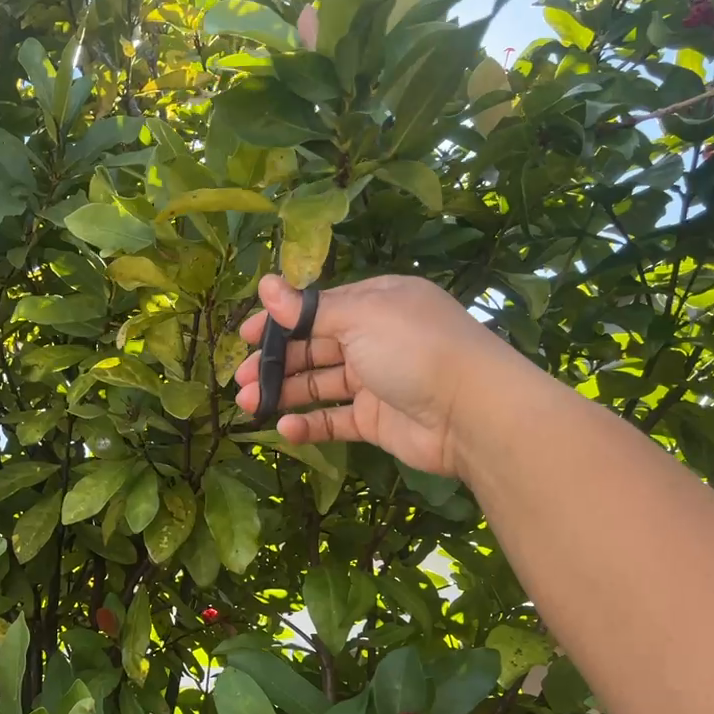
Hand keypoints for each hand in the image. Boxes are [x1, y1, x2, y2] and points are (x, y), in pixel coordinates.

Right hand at [233, 274, 532, 477]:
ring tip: (249, 404)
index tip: (245, 337)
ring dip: (283, 393)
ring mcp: (376, 381)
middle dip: (276, 362)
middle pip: (314, 348)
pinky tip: (286, 428)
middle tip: (240, 379)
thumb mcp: (360, 317)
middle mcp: (376, 339)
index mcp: (377, 304)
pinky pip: (334, 419)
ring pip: (319, 385)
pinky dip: (309, 424)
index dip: (281, 323)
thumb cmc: (415, 349)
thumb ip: (309, 310)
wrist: (472, 412)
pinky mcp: (376, 419)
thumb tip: (266, 284)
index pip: (319, 310)